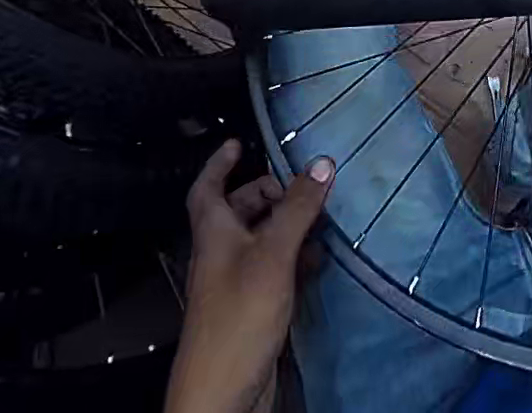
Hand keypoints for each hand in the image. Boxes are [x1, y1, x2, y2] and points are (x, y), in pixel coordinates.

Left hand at [164, 140, 333, 412]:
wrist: (223, 395)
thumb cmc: (240, 311)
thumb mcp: (273, 253)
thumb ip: (298, 208)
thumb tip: (322, 162)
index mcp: (213, 229)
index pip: (208, 185)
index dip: (220, 162)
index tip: (238, 143)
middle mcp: (219, 250)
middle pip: (239, 210)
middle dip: (267, 193)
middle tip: (298, 187)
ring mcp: (235, 281)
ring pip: (260, 239)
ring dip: (286, 226)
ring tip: (318, 219)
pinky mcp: (252, 308)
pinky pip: (273, 269)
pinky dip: (293, 258)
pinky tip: (318, 260)